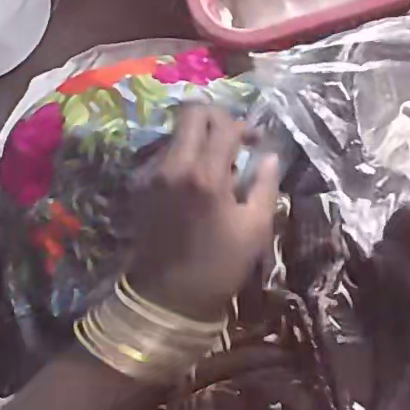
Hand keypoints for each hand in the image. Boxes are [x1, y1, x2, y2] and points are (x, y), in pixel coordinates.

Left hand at [127, 105, 282, 319]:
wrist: (169, 295)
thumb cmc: (219, 265)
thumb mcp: (255, 228)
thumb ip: (265, 185)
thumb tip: (269, 156)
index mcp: (205, 175)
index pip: (224, 125)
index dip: (245, 127)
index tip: (256, 141)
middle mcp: (173, 165)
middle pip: (191, 113)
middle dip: (216, 119)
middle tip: (232, 139)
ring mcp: (151, 173)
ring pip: (176, 133)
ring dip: (198, 138)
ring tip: (216, 164)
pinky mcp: (140, 185)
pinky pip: (163, 154)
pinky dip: (183, 156)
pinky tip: (196, 180)